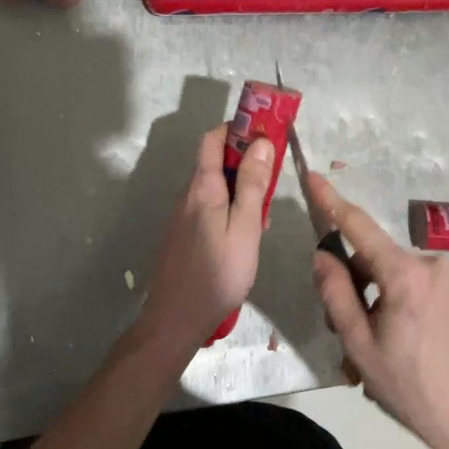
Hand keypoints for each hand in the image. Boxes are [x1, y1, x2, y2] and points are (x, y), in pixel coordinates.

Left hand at [136, 126, 274, 351]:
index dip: (236, 129)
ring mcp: (181, 217)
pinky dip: (228, 211)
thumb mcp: (245, 227)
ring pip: (214, 190)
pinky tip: (243, 238)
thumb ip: (252, 185)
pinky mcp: (182, 237)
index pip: (213, 140)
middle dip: (244, 162)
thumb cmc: (218, 273)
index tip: (264, 131)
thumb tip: (260, 142)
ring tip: (263, 216)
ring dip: (239, 191)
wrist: (175, 319)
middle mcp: (187, 196)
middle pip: (214, 163)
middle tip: (272, 178)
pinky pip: (208, 210)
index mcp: (202, 187)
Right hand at [307, 173, 448, 448]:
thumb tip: (322, 256)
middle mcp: (430, 265)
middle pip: (373, 262)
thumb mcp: (362, 347)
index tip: (312, 174)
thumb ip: (336, 295)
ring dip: (374, 310)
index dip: (331, 201)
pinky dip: (397, 315)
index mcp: (405, 273)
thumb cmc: (416, 390)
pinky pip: (415, 294)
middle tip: (345, 343)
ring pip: (393, 282)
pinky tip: (397, 357)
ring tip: (372, 362)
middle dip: (352, 291)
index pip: (358, 226)